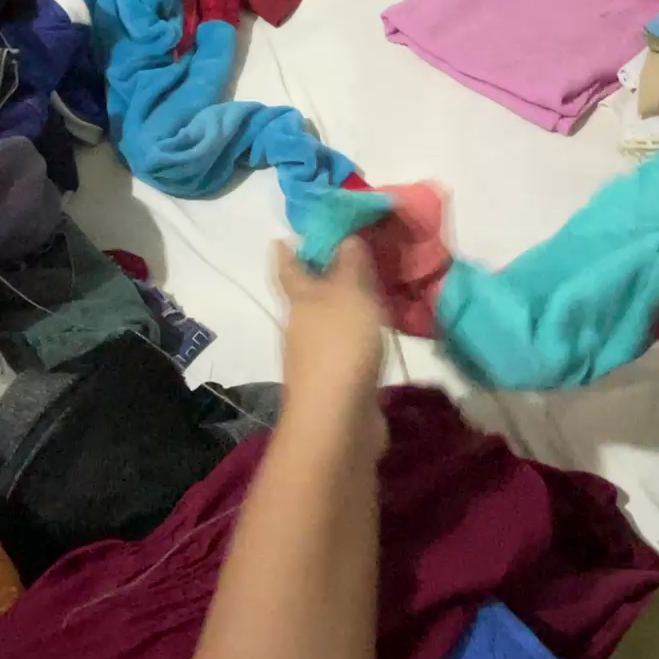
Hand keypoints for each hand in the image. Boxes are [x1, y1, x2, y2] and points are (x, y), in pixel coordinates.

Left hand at [276, 238, 386, 423]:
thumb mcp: (350, 293)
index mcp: (300, 300)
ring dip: (343, 308)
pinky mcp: (337, 382)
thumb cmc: (340, 345)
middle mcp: (301, 327)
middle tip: (344, 258)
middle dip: (320, 279)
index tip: (281, 237)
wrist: (338, 421)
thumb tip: (345, 238)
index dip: (286, 253)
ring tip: (369, 292)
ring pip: (328, 323)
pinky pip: (348, 347)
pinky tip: (377, 333)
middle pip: (306, 297)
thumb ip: (350, 264)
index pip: (288, 269)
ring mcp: (317, 358)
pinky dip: (359, 335)